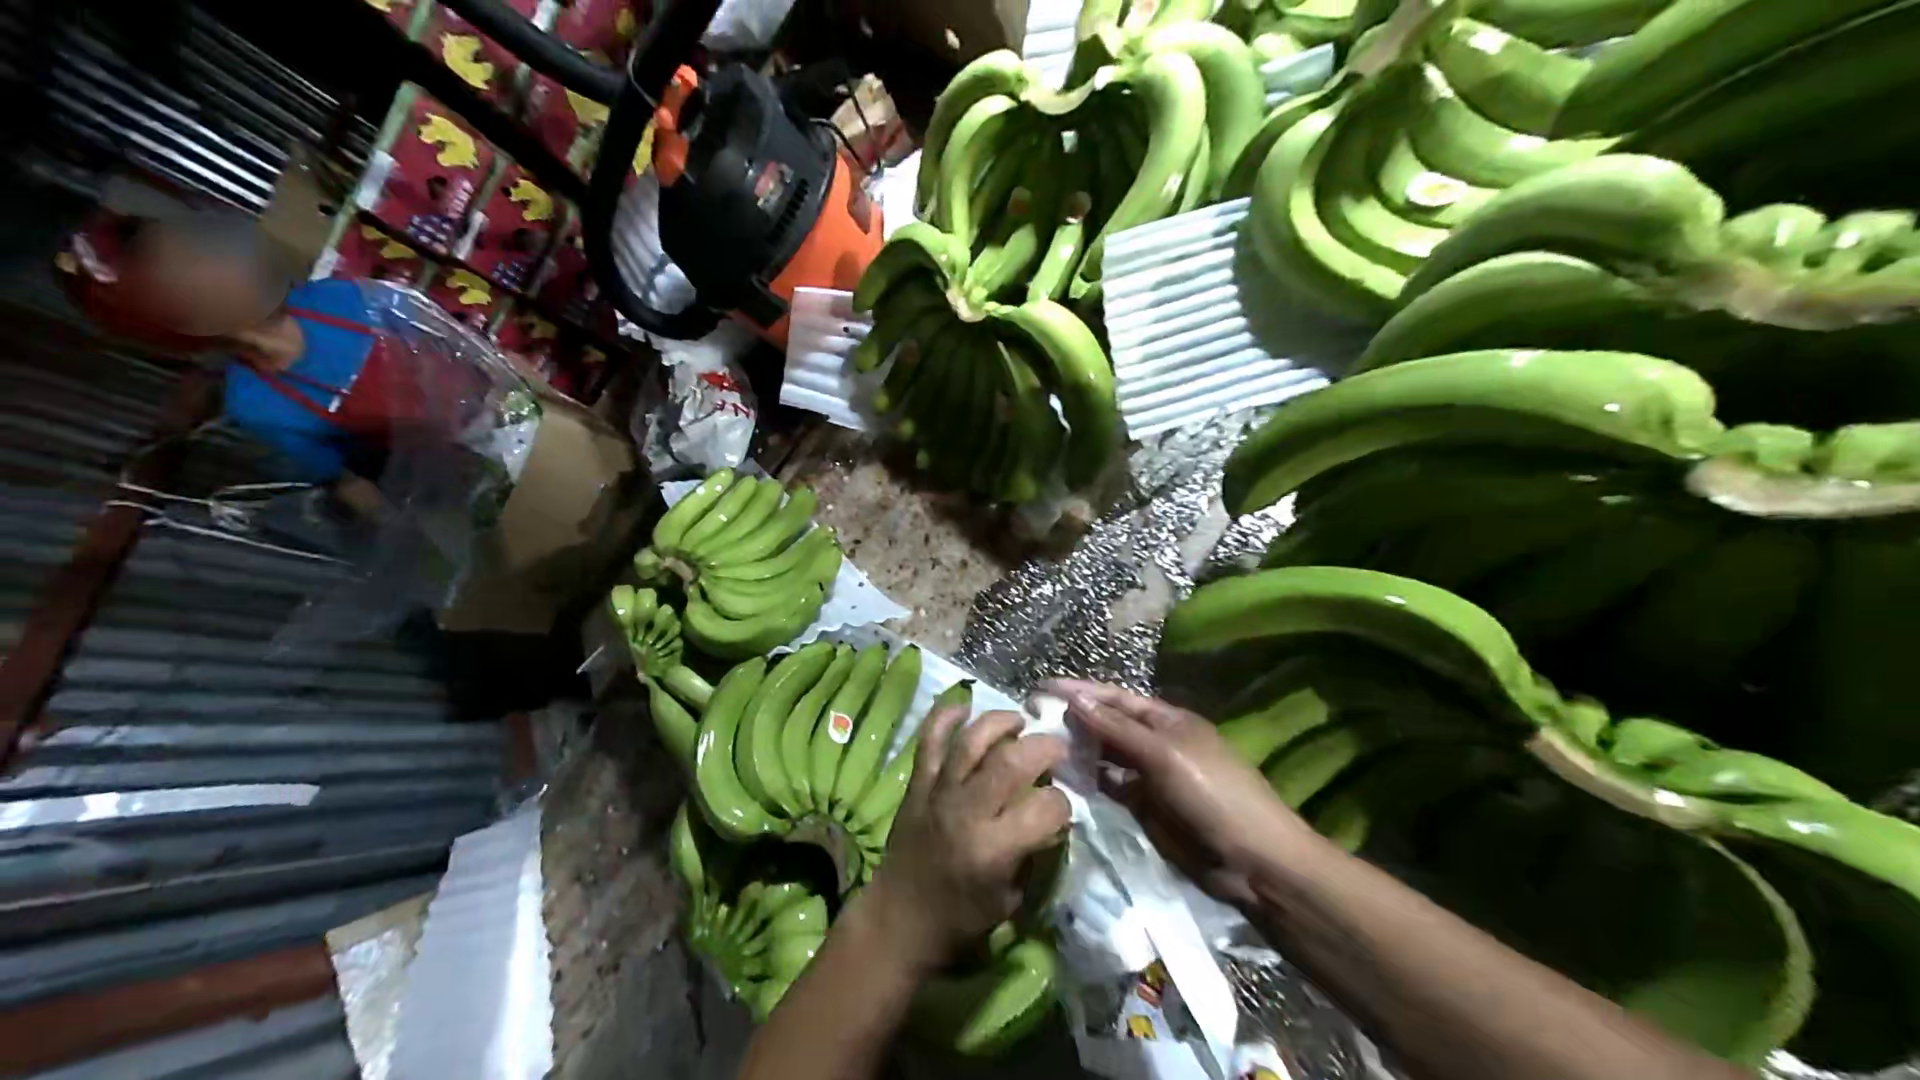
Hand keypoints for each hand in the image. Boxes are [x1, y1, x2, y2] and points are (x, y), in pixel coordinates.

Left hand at [860, 707, 1071, 975]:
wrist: (898, 920)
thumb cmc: (960, 918)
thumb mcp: (1011, 898)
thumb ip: (1035, 852)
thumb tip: (1055, 815)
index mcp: (994, 849)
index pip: (1046, 807)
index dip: (1063, 803)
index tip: (1062, 806)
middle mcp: (967, 812)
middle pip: (1012, 760)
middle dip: (1045, 748)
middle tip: (1057, 749)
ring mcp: (937, 792)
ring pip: (972, 740)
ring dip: (1001, 722)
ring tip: (1020, 722)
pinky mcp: (916, 783)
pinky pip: (928, 739)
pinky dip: (945, 716)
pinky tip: (965, 706)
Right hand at [1045, 679, 1320, 906]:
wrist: (1253, 861)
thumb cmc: (1213, 793)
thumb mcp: (1165, 754)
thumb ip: (1117, 729)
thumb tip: (1074, 700)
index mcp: (1166, 719)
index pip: (1115, 697)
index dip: (1080, 691)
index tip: (1042, 688)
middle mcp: (1155, 742)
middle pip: (1108, 724)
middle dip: (1074, 719)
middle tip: (1032, 719)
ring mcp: (1150, 775)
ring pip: (1105, 756)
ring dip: (1078, 749)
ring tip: (1039, 746)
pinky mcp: (1145, 807)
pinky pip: (1110, 787)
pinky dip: (1090, 781)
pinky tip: (1064, 778)